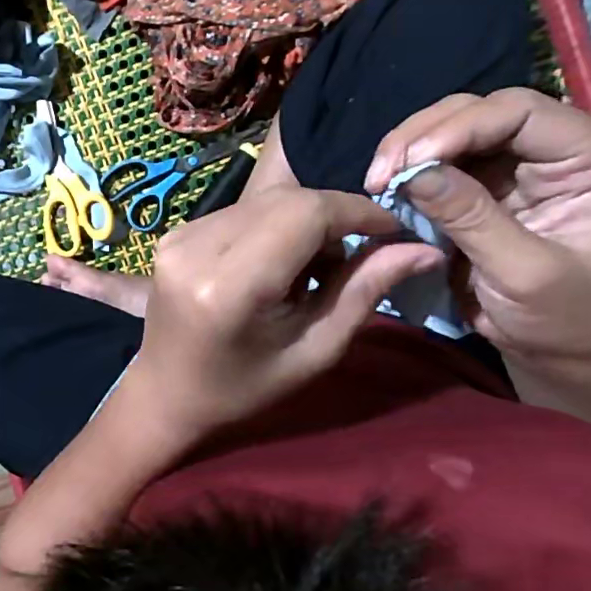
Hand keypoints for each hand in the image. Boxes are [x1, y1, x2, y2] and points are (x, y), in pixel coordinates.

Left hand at [134, 187, 444, 446]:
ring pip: (261, 200)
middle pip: (283, 199)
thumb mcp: (314, 350)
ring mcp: (176, 237)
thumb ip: (363, 291)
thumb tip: (424, 246)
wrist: (166, 391)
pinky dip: (270, 226)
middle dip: (332, 217)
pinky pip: (237, 211)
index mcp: (226, 285)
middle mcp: (193, 249)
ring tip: (310, 272)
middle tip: (351, 259)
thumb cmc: (243, 386)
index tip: (393, 232)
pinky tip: (276, 266)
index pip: (303, 212)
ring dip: (301, 222)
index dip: (356, 212)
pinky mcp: (171, 234)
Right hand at [365, 88, 590, 370]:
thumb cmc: (562, 316)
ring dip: (403, 149)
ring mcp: (512, 163)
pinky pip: (431, 155)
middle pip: (476, 110)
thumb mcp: (523, 273)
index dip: (458, 128)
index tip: (408, 165)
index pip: (519, 112)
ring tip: (376, 183)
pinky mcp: (476, 181)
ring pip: (446, 126)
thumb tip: (413, 174)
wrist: (556, 349)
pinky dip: (401, 167)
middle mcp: (554, 149)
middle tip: (379, 176)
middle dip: (420, 136)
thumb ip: (472, 219)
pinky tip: (383, 189)